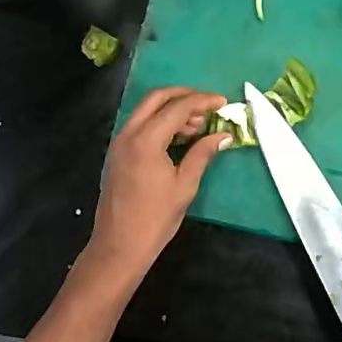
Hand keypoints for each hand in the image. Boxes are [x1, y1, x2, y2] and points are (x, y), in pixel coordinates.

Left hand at [87, 86, 230, 276]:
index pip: (178, 108)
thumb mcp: (185, 185)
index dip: (203, 102)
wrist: (119, 245)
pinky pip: (140, 124)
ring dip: (172, 109)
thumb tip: (223, 135)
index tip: (223, 102)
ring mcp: (120, 142)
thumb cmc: (155, 219)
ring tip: (199, 125)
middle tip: (209, 106)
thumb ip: (202, 154)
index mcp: (146, 140)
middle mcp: (129, 133)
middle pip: (157, 98)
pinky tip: (179, 136)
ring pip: (147, 110)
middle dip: (185, 96)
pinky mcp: (118, 152)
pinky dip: (160, 121)